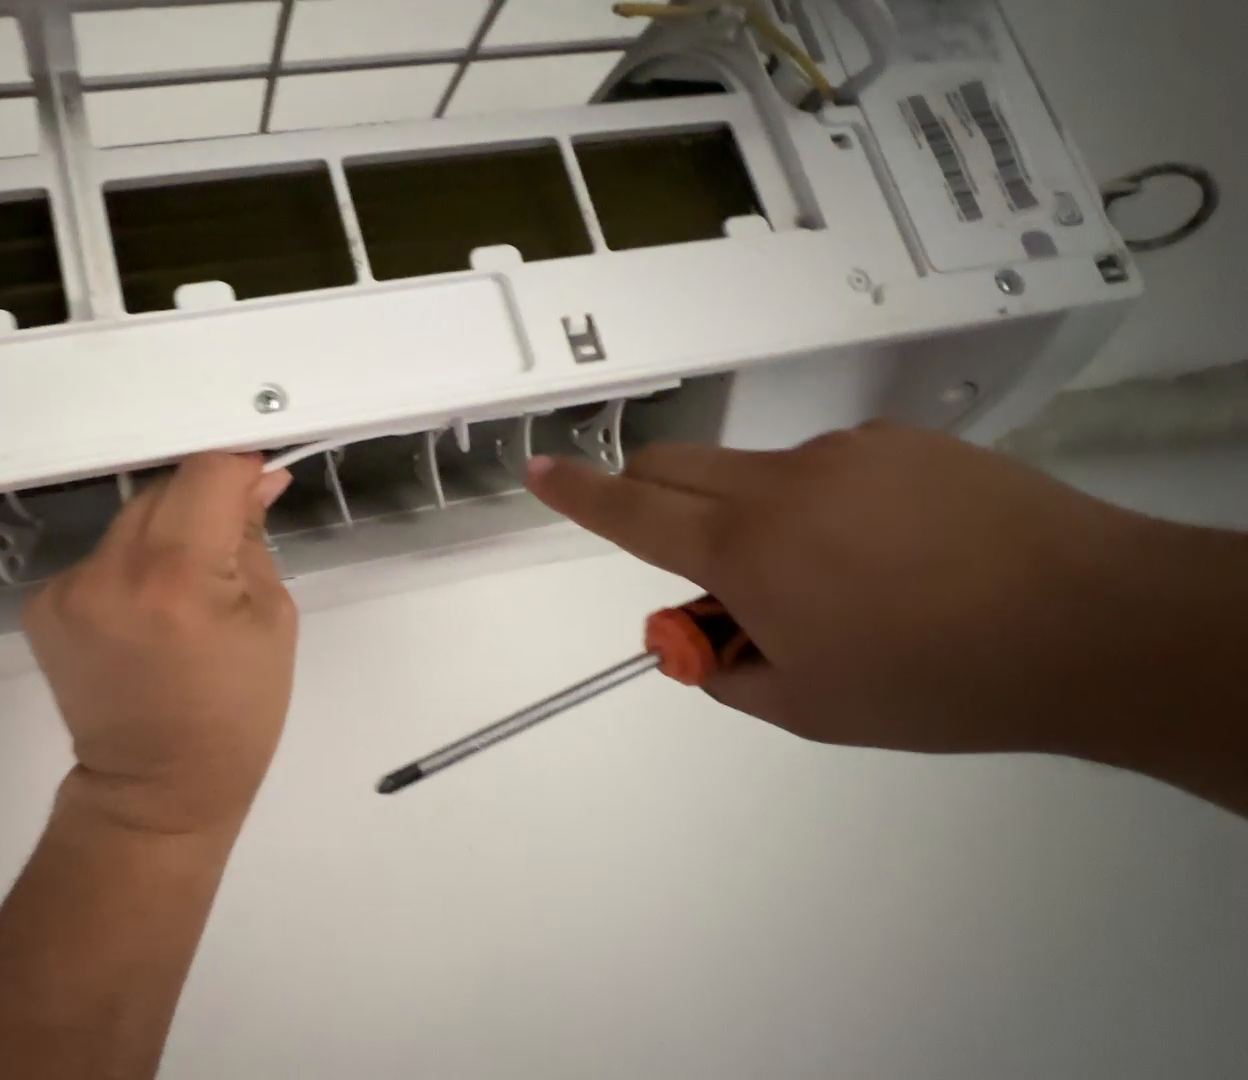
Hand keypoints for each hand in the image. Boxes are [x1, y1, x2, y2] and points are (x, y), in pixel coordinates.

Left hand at [25, 454, 296, 836]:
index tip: (255, 481)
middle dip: (202, 504)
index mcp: (178, 579)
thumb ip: (253, 537)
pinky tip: (143, 613)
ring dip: (163, 534)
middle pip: (162, 489)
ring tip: (181, 592)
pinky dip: (128, 566)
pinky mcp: (41, 606)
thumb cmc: (236, 713)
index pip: (205, 474)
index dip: (236, 468)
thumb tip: (255, 479)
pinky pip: (100, 556)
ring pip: (129, 519)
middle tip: (226, 548)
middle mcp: (111, 573)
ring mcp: (66, 589)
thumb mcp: (272, 620)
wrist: (157, 790)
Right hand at [525, 424, 1245, 765]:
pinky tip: (894, 548)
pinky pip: (825, 466)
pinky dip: (822, 503)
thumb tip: (705, 633)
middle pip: (672, 466)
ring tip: (838, 576)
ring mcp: (841, 454)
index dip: (576, 493)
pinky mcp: (899, 441)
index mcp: (743, 550)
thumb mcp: (804, 706)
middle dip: (650, 497)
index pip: (631, 511)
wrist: (1099, 627)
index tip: (538, 469)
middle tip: (698, 562)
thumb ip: (726, 670)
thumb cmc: (933, 681)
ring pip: (750, 473)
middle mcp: (778, 485)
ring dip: (750, 516)